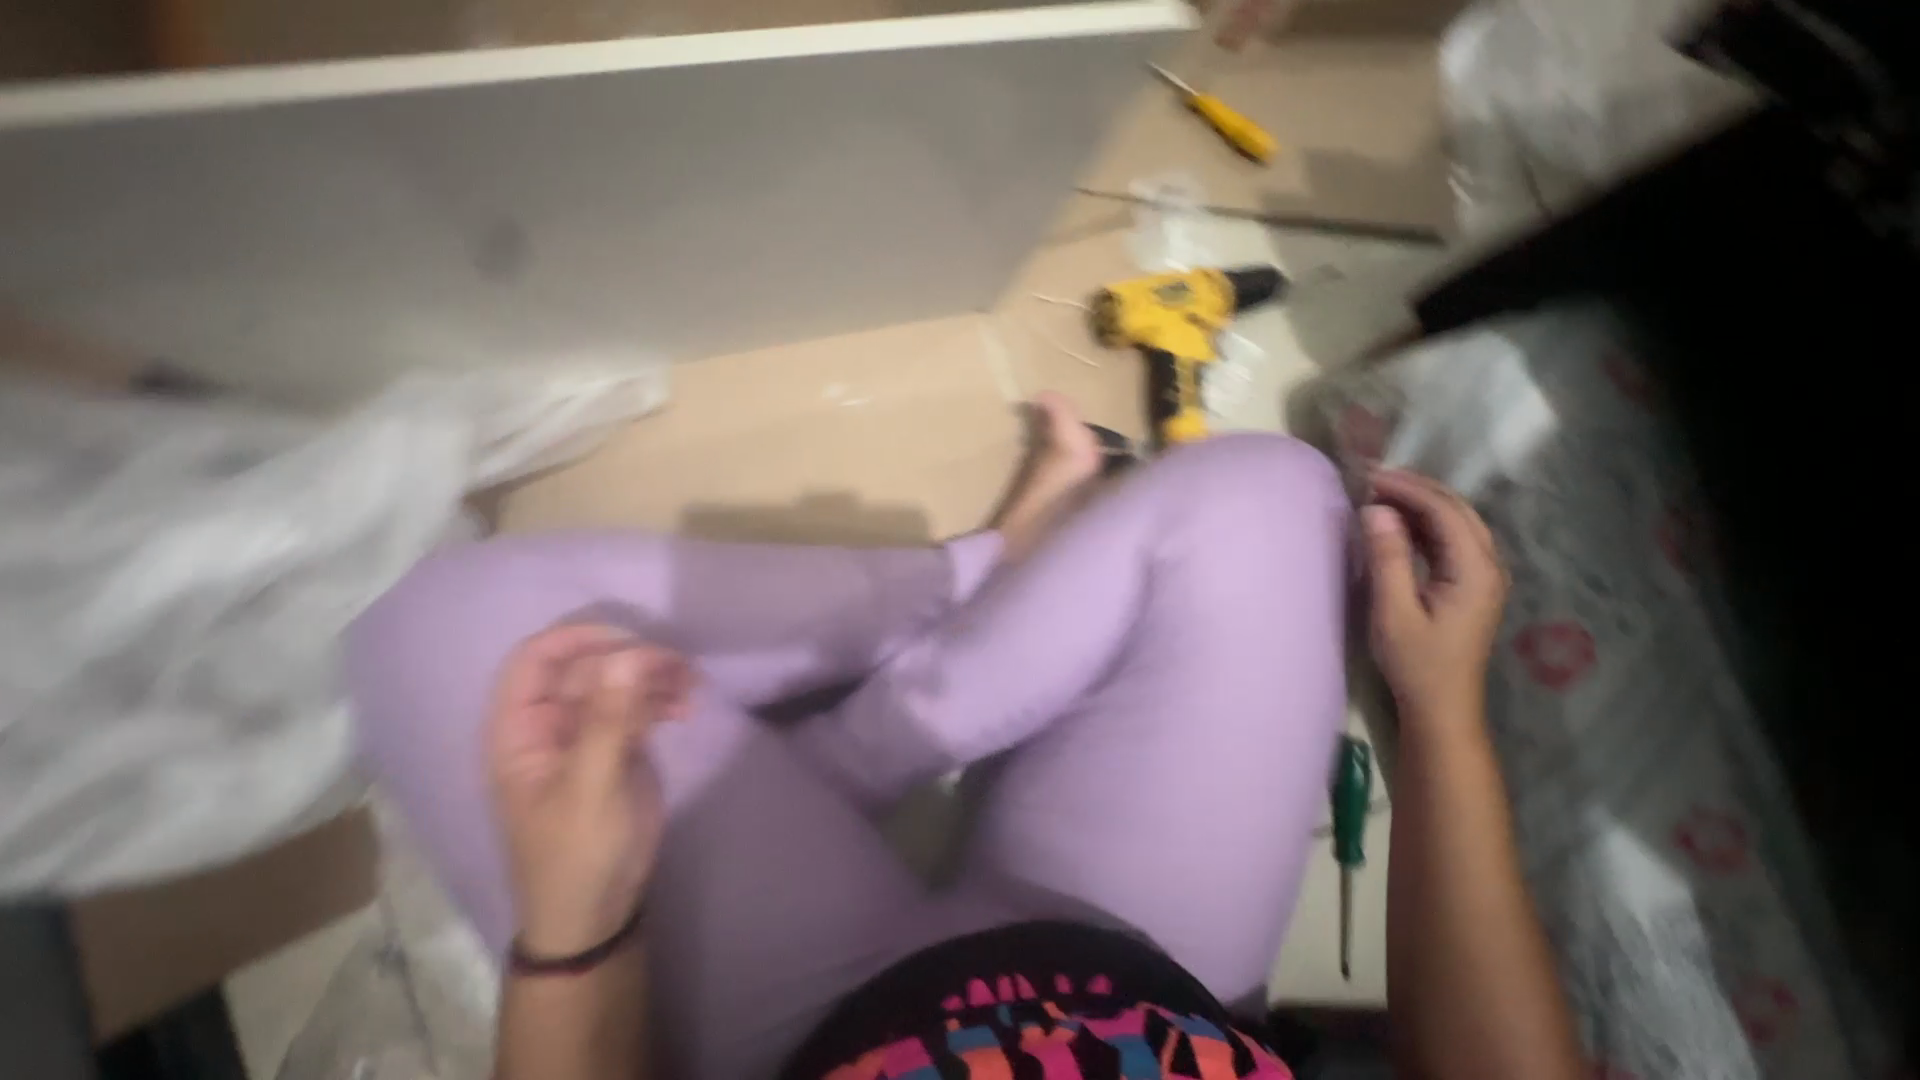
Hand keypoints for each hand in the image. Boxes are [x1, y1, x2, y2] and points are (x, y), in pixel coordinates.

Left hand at [485, 624, 693, 955]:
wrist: (597, 912)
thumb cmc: (578, 855)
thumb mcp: (591, 788)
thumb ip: (607, 720)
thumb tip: (627, 655)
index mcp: (519, 731)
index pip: (534, 660)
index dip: (578, 640)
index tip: (631, 641)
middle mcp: (548, 724)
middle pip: (585, 664)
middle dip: (630, 658)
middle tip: (676, 667)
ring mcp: (585, 734)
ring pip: (616, 680)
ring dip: (653, 674)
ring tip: (690, 685)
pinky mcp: (617, 747)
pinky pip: (637, 704)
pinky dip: (663, 698)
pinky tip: (687, 708)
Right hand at [1361, 468, 1508, 727]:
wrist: (1441, 705)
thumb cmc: (1416, 662)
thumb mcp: (1394, 612)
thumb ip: (1388, 559)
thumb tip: (1376, 511)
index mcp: (1476, 570)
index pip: (1445, 512)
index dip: (1409, 489)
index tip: (1369, 477)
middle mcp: (1488, 566)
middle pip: (1457, 510)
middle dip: (1416, 489)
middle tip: (1372, 478)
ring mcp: (1483, 575)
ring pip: (1455, 522)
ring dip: (1420, 504)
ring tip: (1379, 494)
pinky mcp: (1470, 583)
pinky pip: (1450, 539)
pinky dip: (1423, 523)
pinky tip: (1397, 523)